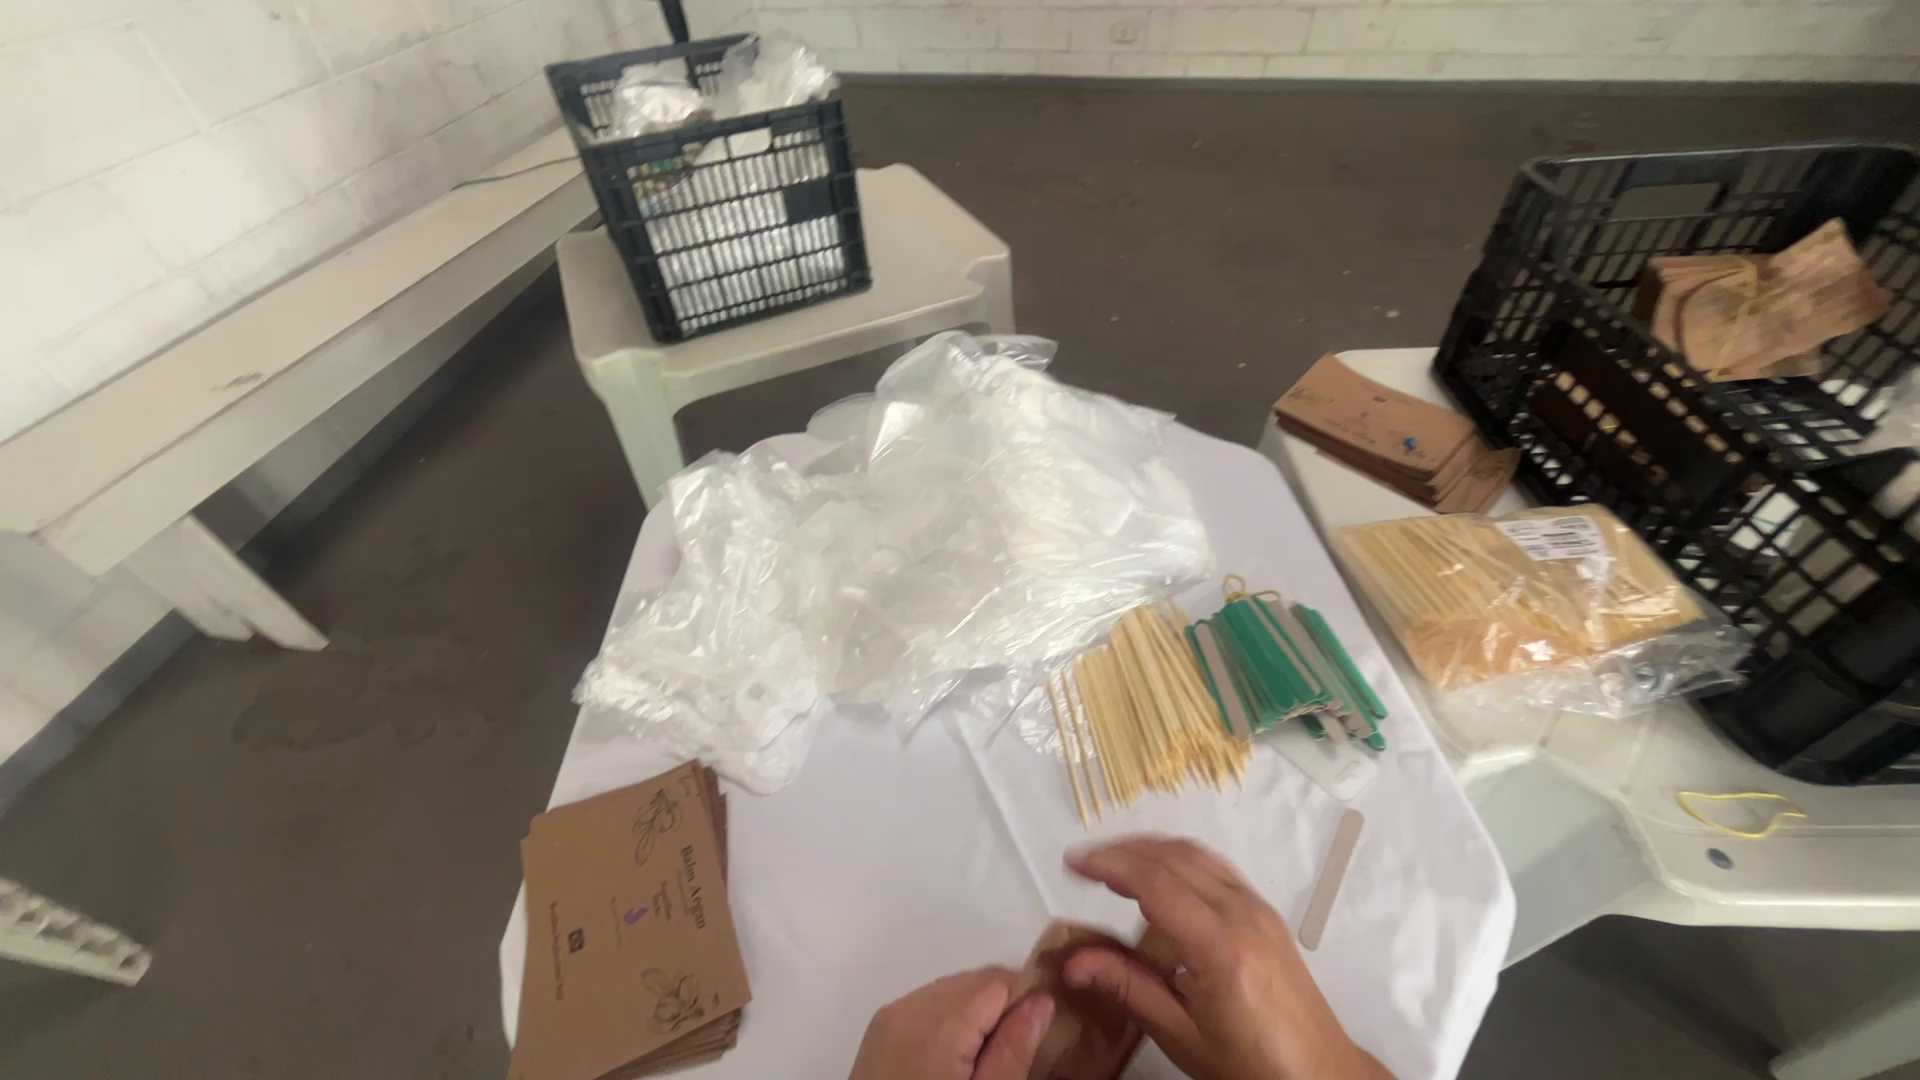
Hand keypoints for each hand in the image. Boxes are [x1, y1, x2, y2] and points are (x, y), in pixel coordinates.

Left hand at [847, 967, 1055, 1079]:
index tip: (1041, 1030)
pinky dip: (948, 1020)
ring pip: (950, 991)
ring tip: (985, 1061)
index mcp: (938, 1025)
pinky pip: (926, 1005)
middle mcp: (910, 1006)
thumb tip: (1041, 1000)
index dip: (1025, 999)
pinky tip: (954, 1060)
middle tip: (1016, 1052)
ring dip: (974, 1014)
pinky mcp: (880, 1029)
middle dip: (1000, 1008)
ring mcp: (891, 1015)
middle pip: (972, 982)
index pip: (997, 981)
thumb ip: (1013, 1050)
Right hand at [1063, 836, 1392, 1079]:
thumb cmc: (1250, 1067)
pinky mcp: (1262, 908)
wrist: (1322, 1077)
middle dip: (1122, 851)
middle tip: (1083, 862)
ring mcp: (1256, 905)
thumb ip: (1127, 989)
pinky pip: (1211, 865)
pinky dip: (1174, 857)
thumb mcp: (1182, 1037)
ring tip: (1110, 863)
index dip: (1109, 865)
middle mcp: (1240, 913)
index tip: (1073, 862)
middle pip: (1171, 857)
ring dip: (1147, 848)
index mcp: (1220, 947)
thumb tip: (1072, 962)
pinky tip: (1155, 872)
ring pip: (1193, 853)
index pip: (1155, 883)